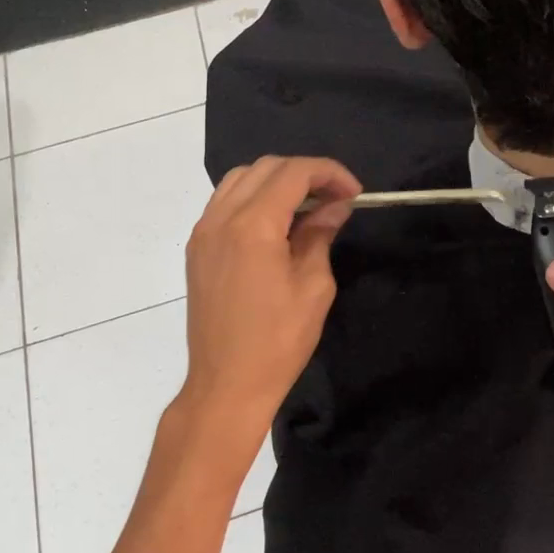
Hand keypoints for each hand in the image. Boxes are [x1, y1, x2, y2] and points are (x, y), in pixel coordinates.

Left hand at [179, 156, 361, 435]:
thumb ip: (320, 235)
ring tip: (309, 207)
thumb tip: (334, 207)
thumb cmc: (279, 340)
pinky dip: (255, 198)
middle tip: (337, 199)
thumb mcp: (314, 286)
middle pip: (266, 168)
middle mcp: (222, 218)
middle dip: (306, 174)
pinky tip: (279, 224)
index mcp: (253, 226)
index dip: (329, 174)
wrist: (227, 384)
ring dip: (278, 182)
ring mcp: (204, 232)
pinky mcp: (198, 249)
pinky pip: (226, 202)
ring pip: (241, 179)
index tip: (355, 194)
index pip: (294, 173)